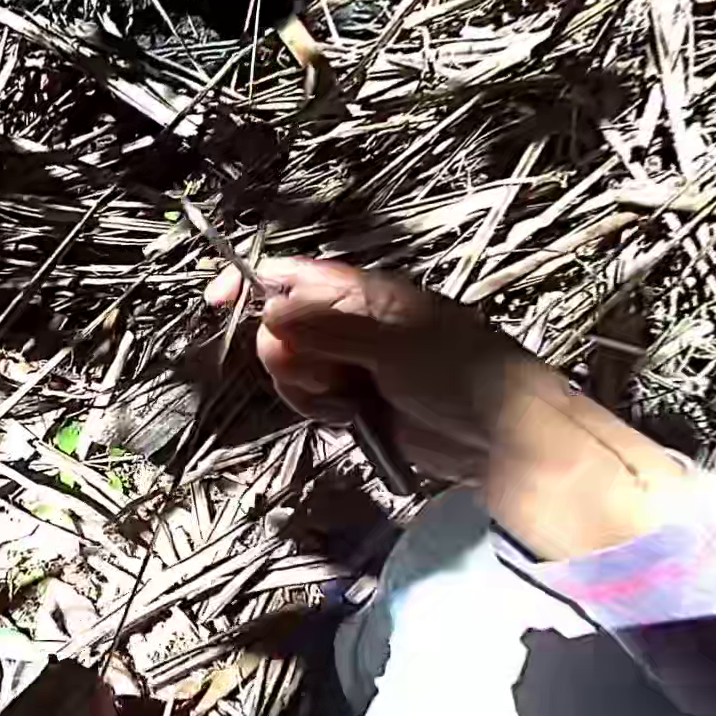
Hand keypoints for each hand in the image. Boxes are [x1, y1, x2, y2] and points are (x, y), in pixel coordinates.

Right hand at [206, 257, 694, 557]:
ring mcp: (344, 361)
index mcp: (359, 294)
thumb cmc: (459, 375)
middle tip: (327, 374)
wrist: (497, 440)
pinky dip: (315, 407)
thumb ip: (329, 327)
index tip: (218, 303)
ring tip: (346, 399)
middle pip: (278, 327)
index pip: (290, 275)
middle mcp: (344, 323)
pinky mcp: (345, 397)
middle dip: (289, 355)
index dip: (250, 283)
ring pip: (288, 366)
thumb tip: (268, 311)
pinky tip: (346, 416)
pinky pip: (304, 396)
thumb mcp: (396, 343)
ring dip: (305, 387)